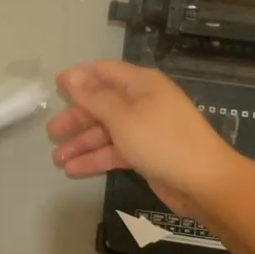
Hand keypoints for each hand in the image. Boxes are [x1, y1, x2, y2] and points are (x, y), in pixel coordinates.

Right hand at [47, 61, 237, 218]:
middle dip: (76, 117)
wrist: (203, 182)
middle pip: (101, 104)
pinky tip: (73, 170)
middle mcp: (142, 102)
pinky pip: (114, 151)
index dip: (79, 77)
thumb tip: (71, 76)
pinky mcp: (145, 154)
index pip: (104, 71)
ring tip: (57, 159)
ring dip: (81, 143)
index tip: (54, 86)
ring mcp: (144, 129)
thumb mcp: (123, 116)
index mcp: (141, 84)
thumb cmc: (162, 141)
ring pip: (105, 131)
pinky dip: (95, 159)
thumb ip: (94, 97)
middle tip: (51, 132)